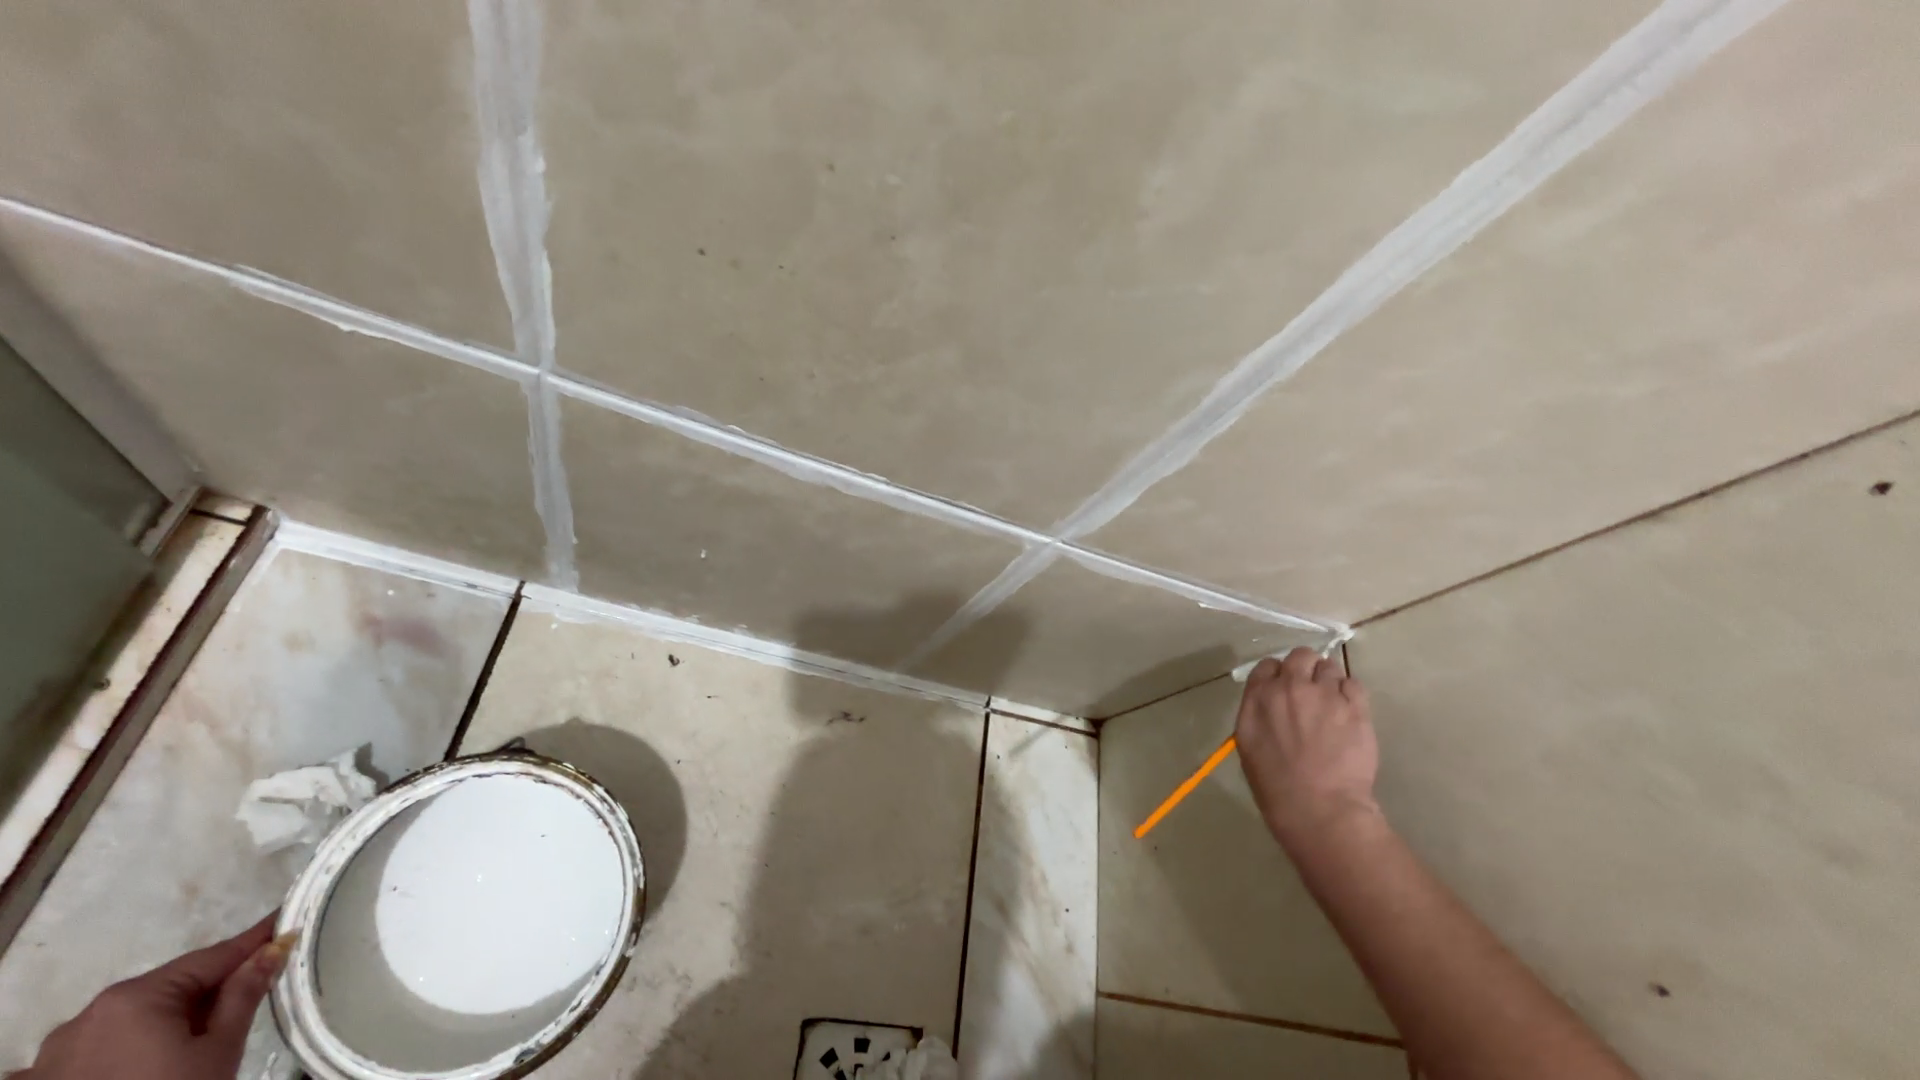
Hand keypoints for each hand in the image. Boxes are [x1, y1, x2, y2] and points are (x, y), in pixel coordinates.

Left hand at [21, 915, 289, 1079]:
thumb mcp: (219, 1048)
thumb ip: (244, 994)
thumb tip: (273, 950)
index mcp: (136, 996)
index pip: (213, 956)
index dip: (254, 941)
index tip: (286, 923)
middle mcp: (91, 1012)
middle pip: (173, 986)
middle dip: (214, 986)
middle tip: (257, 985)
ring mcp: (61, 1047)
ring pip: (139, 1015)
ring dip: (176, 1015)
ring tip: (207, 1033)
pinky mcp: (50, 1075)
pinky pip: (107, 1042)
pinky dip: (139, 1040)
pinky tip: (155, 1058)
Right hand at [1235, 647, 1381, 847]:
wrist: (1319, 808)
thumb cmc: (1276, 787)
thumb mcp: (1250, 745)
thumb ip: (1259, 714)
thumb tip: (1270, 704)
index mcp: (1258, 698)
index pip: (1267, 665)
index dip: (1277, 675)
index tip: (1283, 689)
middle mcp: (1290, 687)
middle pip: (1301, 656)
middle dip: (1305, 668)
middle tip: (1310, 690)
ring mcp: (1325, 694)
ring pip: (1330, 667)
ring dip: (1329, 681)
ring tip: (1332, 705)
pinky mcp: (1355, 706)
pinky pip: (1354, 684)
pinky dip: (1350, 694)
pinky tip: (1348, 714)